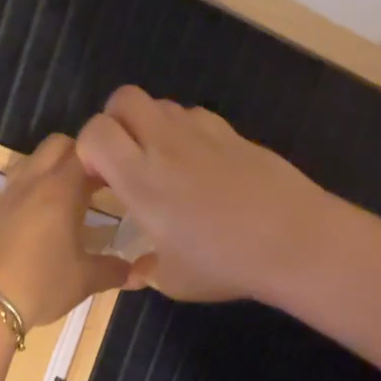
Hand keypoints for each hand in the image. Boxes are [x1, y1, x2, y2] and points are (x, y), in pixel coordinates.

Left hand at [0, 135, 131, 327]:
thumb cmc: (41, 285)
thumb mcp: (84, 280)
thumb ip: (114, 270)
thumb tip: (139, 271)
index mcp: (61, 188)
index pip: (88, 150)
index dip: (108, 157)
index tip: (123, 175)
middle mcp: (33, 181)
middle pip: (58, 145)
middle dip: (80, 155)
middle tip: (98, 182)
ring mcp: (9, 194)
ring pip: (35, 161)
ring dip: (54, 169)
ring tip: (72, 198)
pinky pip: (19, 185)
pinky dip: (36, 189)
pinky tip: (46, 219)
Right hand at [75, 86, 336, 305]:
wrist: (292, 240)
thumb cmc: (224, 265)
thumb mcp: (174, 281)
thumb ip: (147, 269)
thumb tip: (138, 269)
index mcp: (140, 180)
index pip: (95, 133)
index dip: (88, 150)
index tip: (97, 180)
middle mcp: (165, 146)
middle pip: (124, 99)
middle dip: (114, 123)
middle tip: (124, 162)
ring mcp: (202, 133)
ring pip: (160, 105)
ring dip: (150, 127)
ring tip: (162, 165)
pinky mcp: (232, 133)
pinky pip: (195, 117)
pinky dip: (185, 133)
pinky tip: (198, 168)